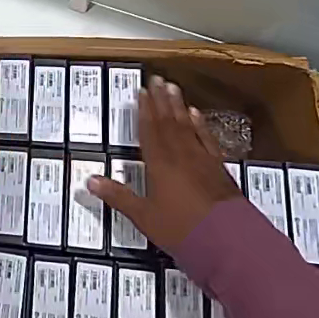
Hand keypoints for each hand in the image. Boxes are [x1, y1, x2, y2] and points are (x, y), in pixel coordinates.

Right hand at [88, 77, 240, 249]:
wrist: (227, 239)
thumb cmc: (182, 229)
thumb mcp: (144, 216)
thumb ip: (118, 196)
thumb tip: (91, 181)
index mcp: (160, 164)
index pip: (150, 129)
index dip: (145, 109)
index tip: (142, 91)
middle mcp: (181, 155)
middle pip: (169, 121)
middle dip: (162, 99)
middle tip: (158, 79)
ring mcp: (202, 158)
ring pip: (188, 125)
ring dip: (179, 106)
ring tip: (174, 88)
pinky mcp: (218, 167)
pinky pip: (206, 138)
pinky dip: (201, 124)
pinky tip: (197, 115)